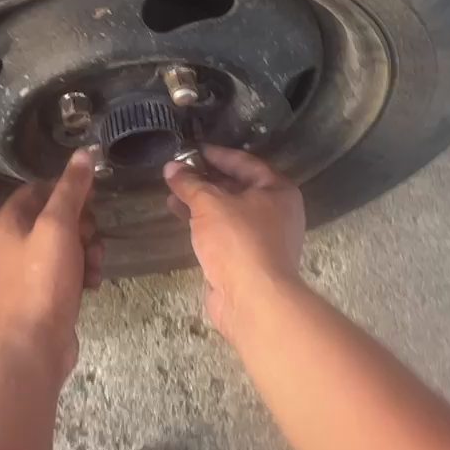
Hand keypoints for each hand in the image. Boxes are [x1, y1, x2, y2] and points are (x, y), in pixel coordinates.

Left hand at [0, 149, 104, 383]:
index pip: (40, 188)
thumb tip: (84, 154)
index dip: (68, 190)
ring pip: (67, 244)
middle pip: (56, 216)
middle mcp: (12, 242)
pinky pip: (67, 269)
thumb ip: (71, 189)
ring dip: (87, 250)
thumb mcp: (59, 227)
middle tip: (90, 239)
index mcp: (7, 222)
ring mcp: (26, 270)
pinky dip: (82, 272)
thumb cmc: (42, 281)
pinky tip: (90, 284)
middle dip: (83, 226)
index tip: (92, 200)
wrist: (36, 345)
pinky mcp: (41, 292)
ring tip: (93, 267)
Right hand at [162, 145, 305, 342]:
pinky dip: (204, 224)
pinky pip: (225, 233)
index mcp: (278, 191)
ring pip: (229, 212)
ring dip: (202, 203)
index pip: (245, 163)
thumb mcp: (209, 203)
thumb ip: (189, 183)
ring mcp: (264, 238)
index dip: (218, 154)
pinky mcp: (248, 260)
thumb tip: (172, 167)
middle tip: (180, 172)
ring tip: (173, 193)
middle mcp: (276, 212)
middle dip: (207, 180)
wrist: (253, 299)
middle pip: (238, 187)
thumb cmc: (238, 241)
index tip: (194, 150)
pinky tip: (181, 218)